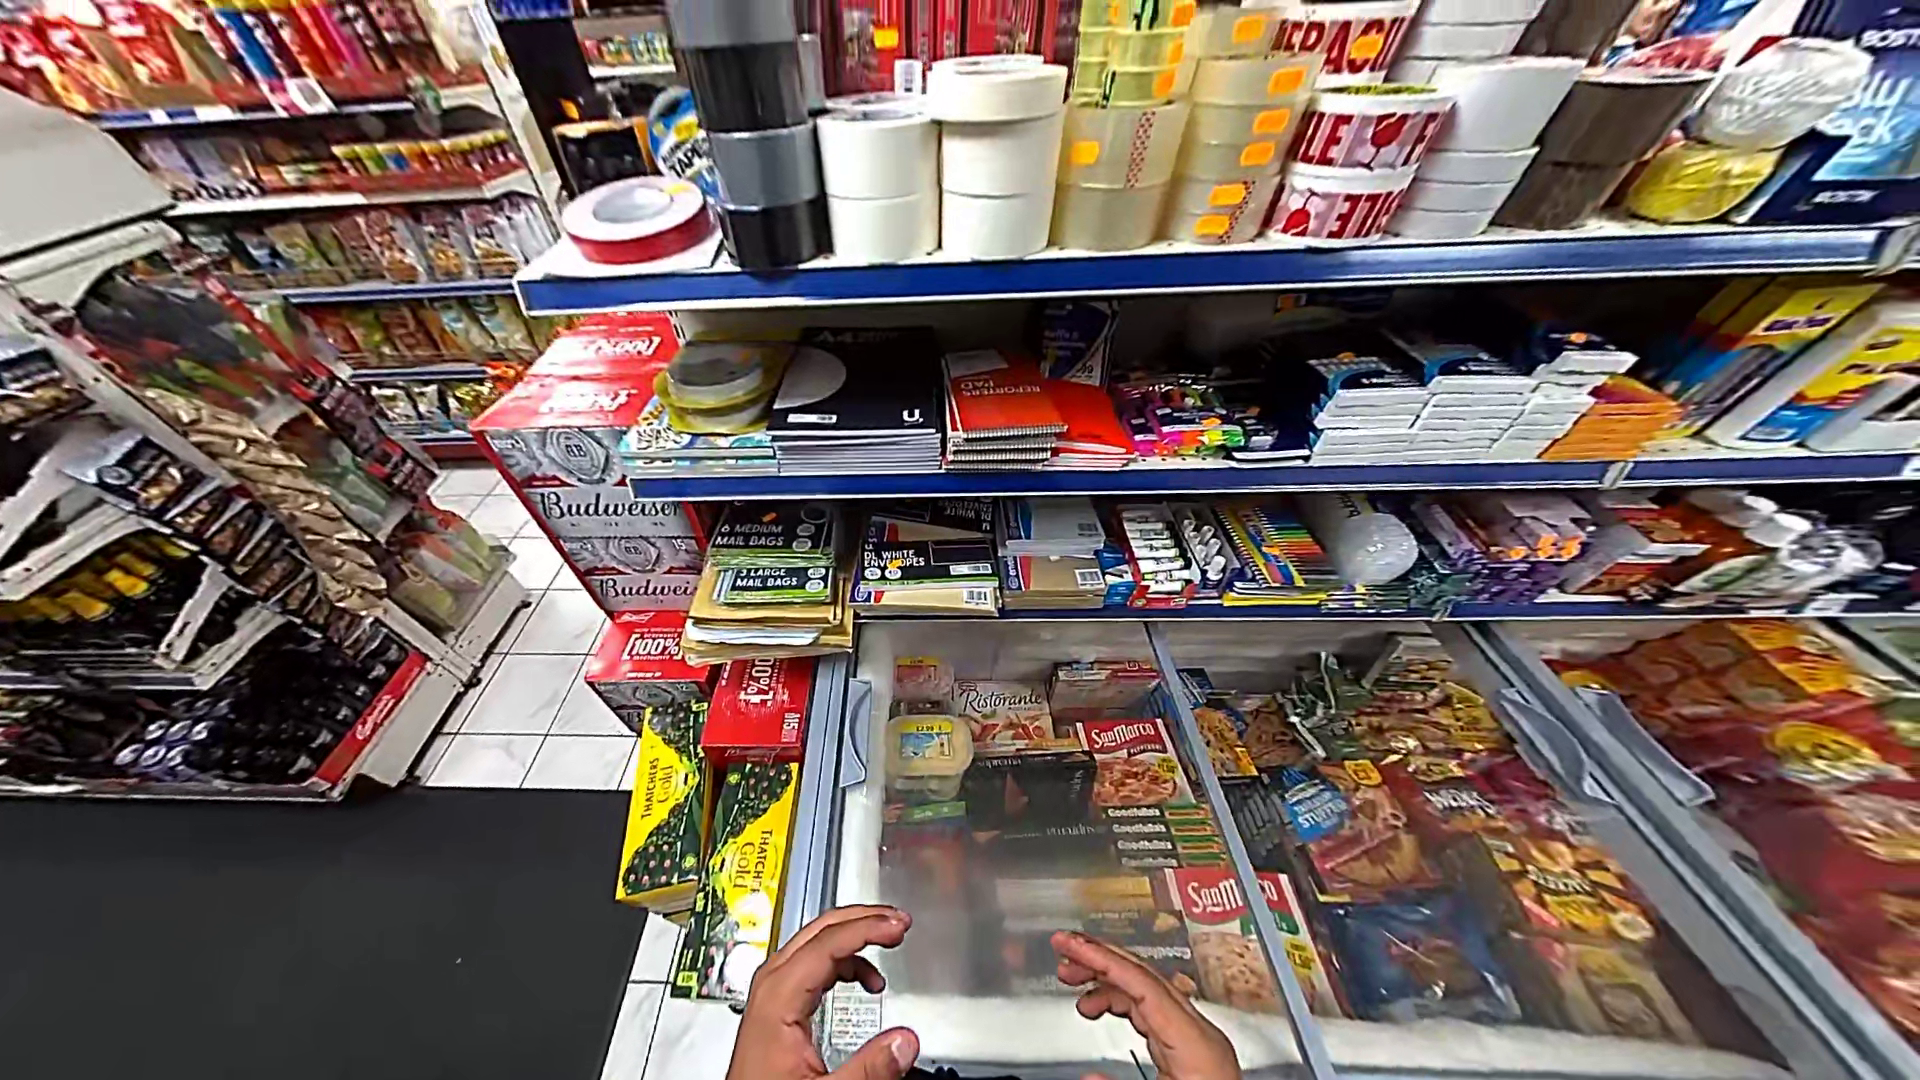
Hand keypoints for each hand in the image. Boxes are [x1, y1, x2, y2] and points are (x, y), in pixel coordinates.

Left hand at [726, 905, 918, 1079]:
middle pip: (825, 927)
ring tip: (889, 941)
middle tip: (899, 921)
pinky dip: (846, 958)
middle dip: (866, 919)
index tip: (898, 926)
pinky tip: (866, 978)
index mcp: (779, 995)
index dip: (869, 927)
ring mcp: (774, 986)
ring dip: (858, 935)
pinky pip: (817, 958)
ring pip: (821, 938)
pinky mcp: (780, 996)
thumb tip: (905, 1042)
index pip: (831, 940)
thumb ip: (867, 1068)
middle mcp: (773, 981)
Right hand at [1053, 930, 1241, 1079]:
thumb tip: (1087, 1077)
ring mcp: (1197, 1041)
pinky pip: (1150, 1010)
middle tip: (1064, 950)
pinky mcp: (1191, 1053)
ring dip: (1106, 981)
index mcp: (1197, 1045)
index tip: (1069, 944)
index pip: (1141, 981)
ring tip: (1073, 983)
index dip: (1100, 958)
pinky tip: (1098, 1008)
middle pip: (1144, 976)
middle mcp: (1199, 1034)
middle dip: (1100, 959)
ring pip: (1145, 989)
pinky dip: (1120, 1002)